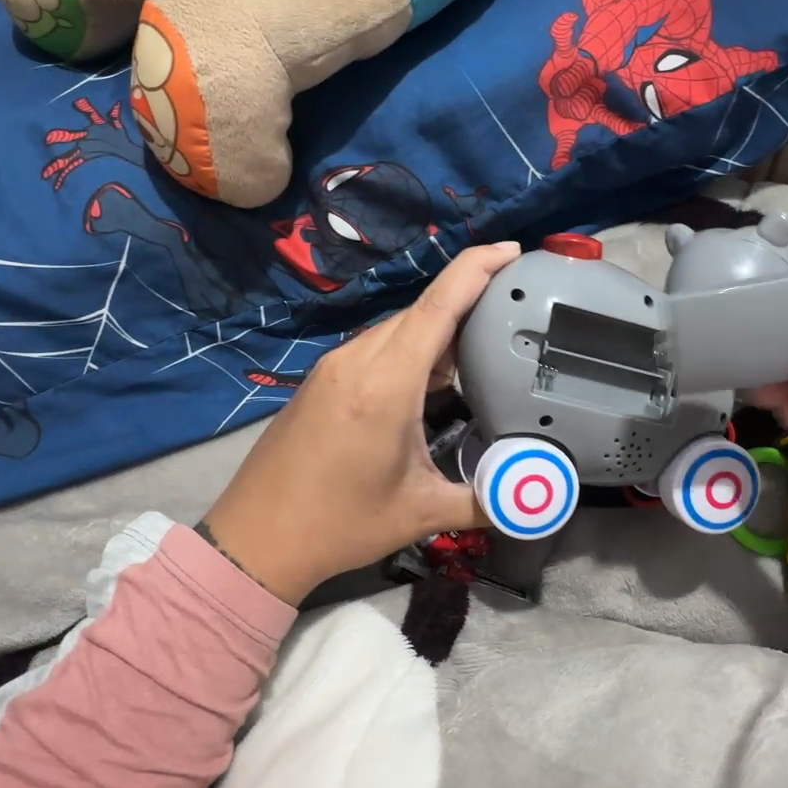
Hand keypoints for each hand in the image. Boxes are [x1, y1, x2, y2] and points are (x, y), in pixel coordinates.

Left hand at [196, 243, 519, 605]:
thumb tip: (531, 496)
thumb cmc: (338, 524)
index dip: (476, 269)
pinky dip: (411, 349)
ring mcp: (334, 367)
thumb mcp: (420, 514)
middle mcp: (356, 361)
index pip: (438, 308)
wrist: (256, 537)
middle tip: (514, 309)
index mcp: (385, 386)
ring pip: (397, 328)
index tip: (512, 249)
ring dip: (439, 331)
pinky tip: (432, 377)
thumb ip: (483, 499)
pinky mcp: (322, 379)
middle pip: (421, 313)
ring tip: (482, 346)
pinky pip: (376, 347)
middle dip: (469, 301)